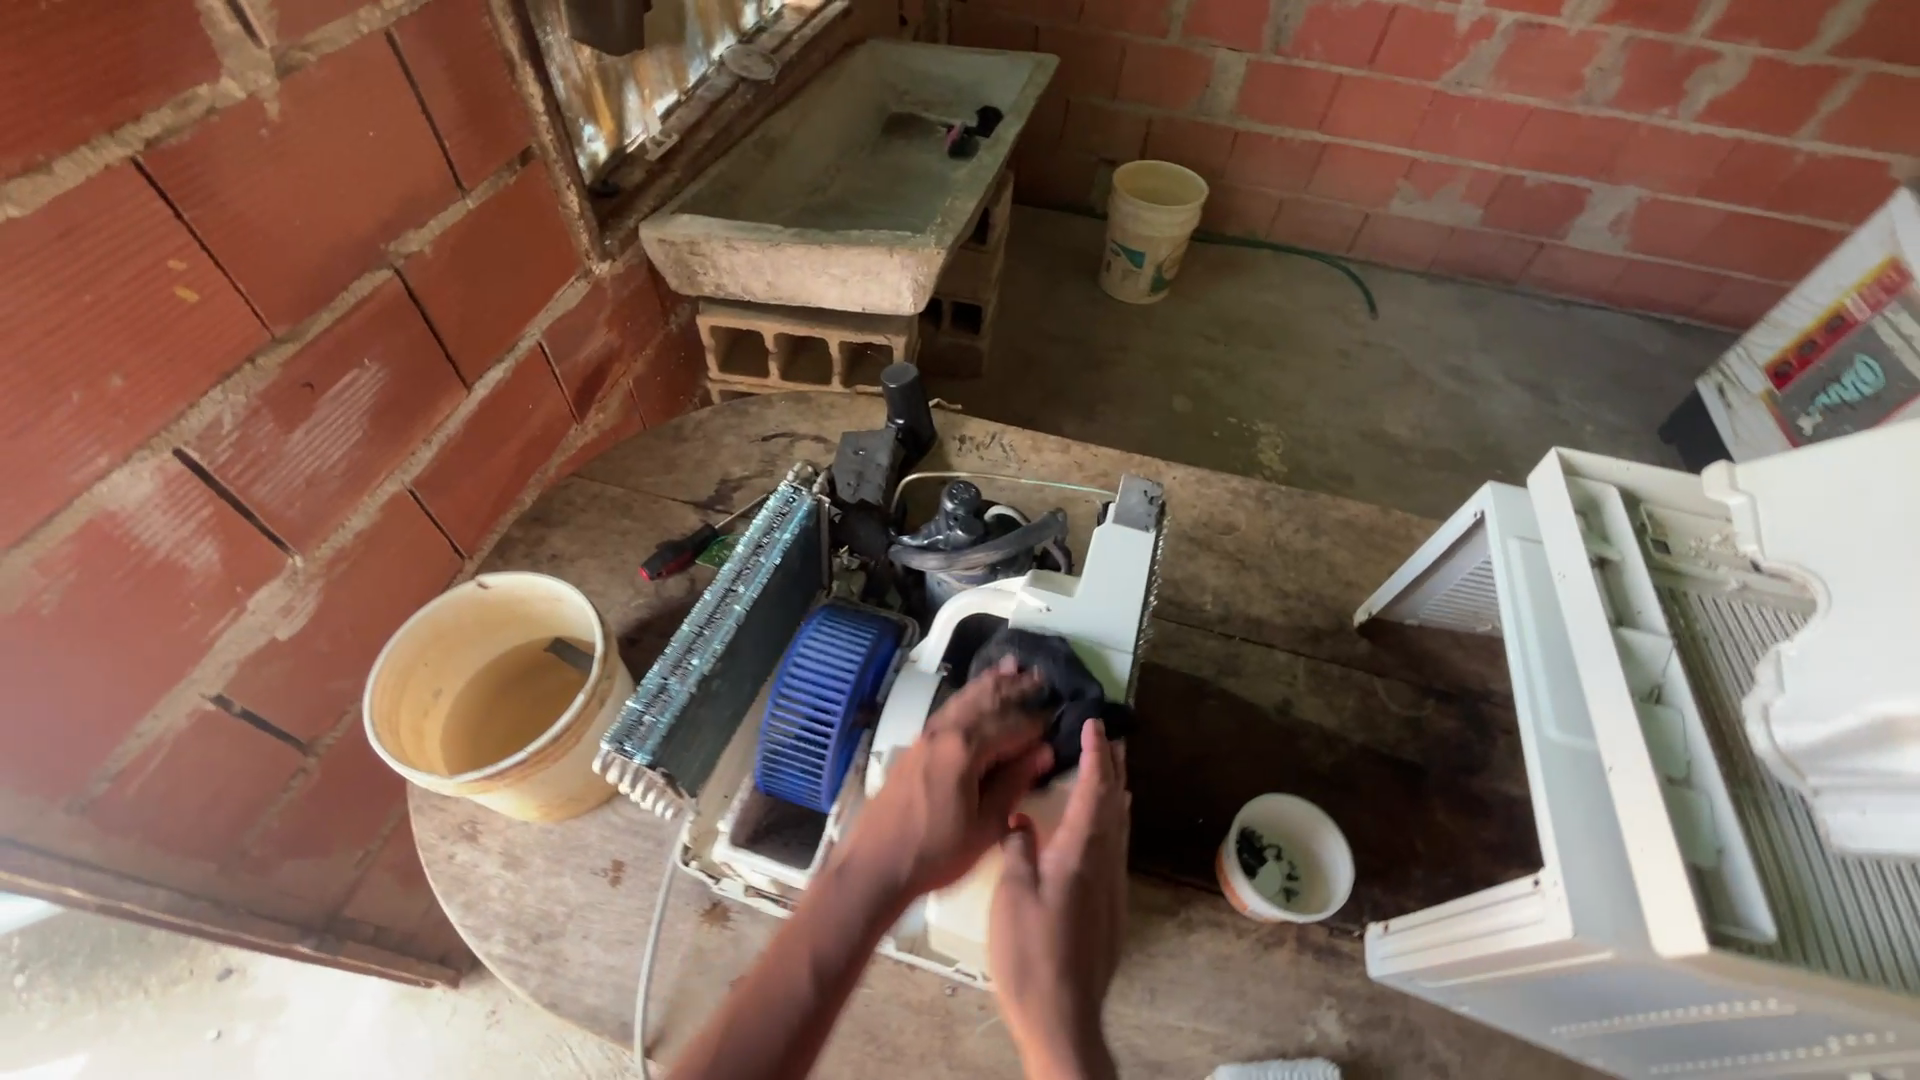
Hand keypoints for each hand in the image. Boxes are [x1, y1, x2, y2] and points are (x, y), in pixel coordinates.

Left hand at [836, 658, 1053, 905]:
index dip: (1037, 721)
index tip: (1060, 714)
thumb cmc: (935, 853)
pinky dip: (968, 695)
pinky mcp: (915, 746)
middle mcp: (944, 731)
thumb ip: (1014, 783)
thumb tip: (1044, 751)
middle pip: (986, 701)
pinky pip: (949, 709)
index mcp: (965, 749)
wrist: (876, 864)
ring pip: (964, 699)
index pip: (1011, 724)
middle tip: (1041, 676)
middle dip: (1015, 689)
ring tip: (1011, 667)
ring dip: (990, 683)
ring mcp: (926, 735)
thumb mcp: (985, 825)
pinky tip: (975, 694)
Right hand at [989, 720, 1128, 1079]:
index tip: (1094, 725)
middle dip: (1114, 766)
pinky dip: (1115, 821)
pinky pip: (1118, 847)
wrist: (1064, 1017)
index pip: (1094, 790)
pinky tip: (1109, 826)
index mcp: (1081, 852)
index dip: (1095, 755)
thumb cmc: (1031, 953)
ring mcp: (1112, 887)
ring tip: (1115, 769)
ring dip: (1117, 791)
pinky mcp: (1111, 908)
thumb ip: (1019, 850)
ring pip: (1121, 826)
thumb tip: (1023, 822)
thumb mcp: (1012, 894)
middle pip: (1116, 803)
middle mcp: (1105, 863)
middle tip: (1112, 736)